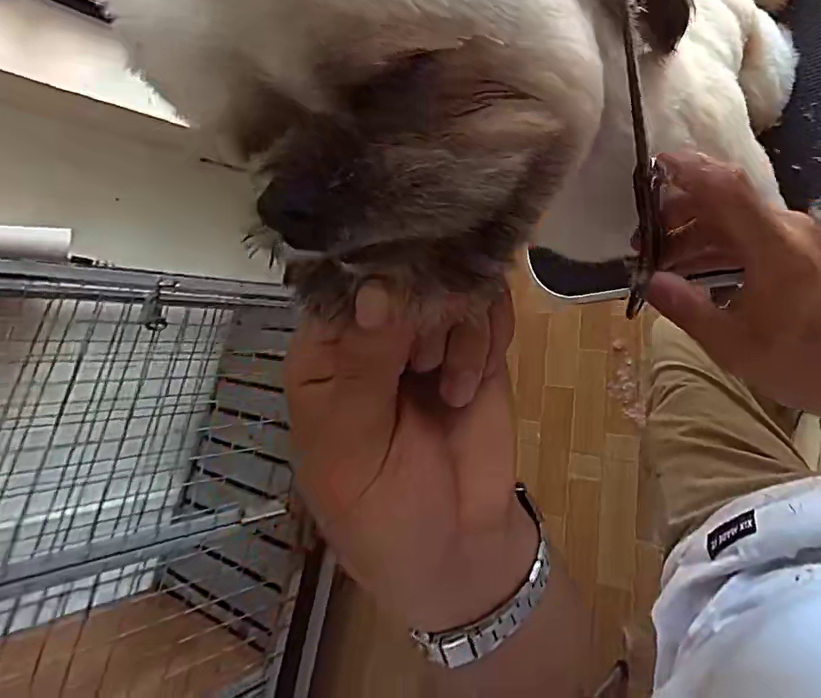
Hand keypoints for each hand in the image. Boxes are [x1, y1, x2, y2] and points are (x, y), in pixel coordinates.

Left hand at [285, 282, 536, 631]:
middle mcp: (378, 332)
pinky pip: (493, 304)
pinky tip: (476, 381)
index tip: (401, 308)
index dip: (376, 282)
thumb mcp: (353, 448)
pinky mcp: (479, 344)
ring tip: (453, 390)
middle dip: (425, 314)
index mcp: (327, 352)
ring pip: (455, 283)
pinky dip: (490, 336)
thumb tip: (376, 286)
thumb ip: (365, 365)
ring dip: (461, 332)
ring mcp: (433, 336)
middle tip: (424, 367)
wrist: (461, 549)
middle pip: (407, 272)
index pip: (344, 284)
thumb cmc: (381, 511)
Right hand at [645, 151, 820, 437]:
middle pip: (724, 197)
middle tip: (642, 239)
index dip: (689, 170)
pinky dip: (715, 241)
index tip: (652, 166)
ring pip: (732, 215)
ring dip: (693, 229)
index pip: (728, 187)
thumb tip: (649, 281)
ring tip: (659, 256)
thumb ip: (688, 309)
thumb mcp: (735, 347)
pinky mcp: (795, 245)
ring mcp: (794, 234)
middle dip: (678, 210)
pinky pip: (746, 230)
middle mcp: (787, 229)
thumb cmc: (802, 364)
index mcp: (775, 248)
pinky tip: (689, 264)